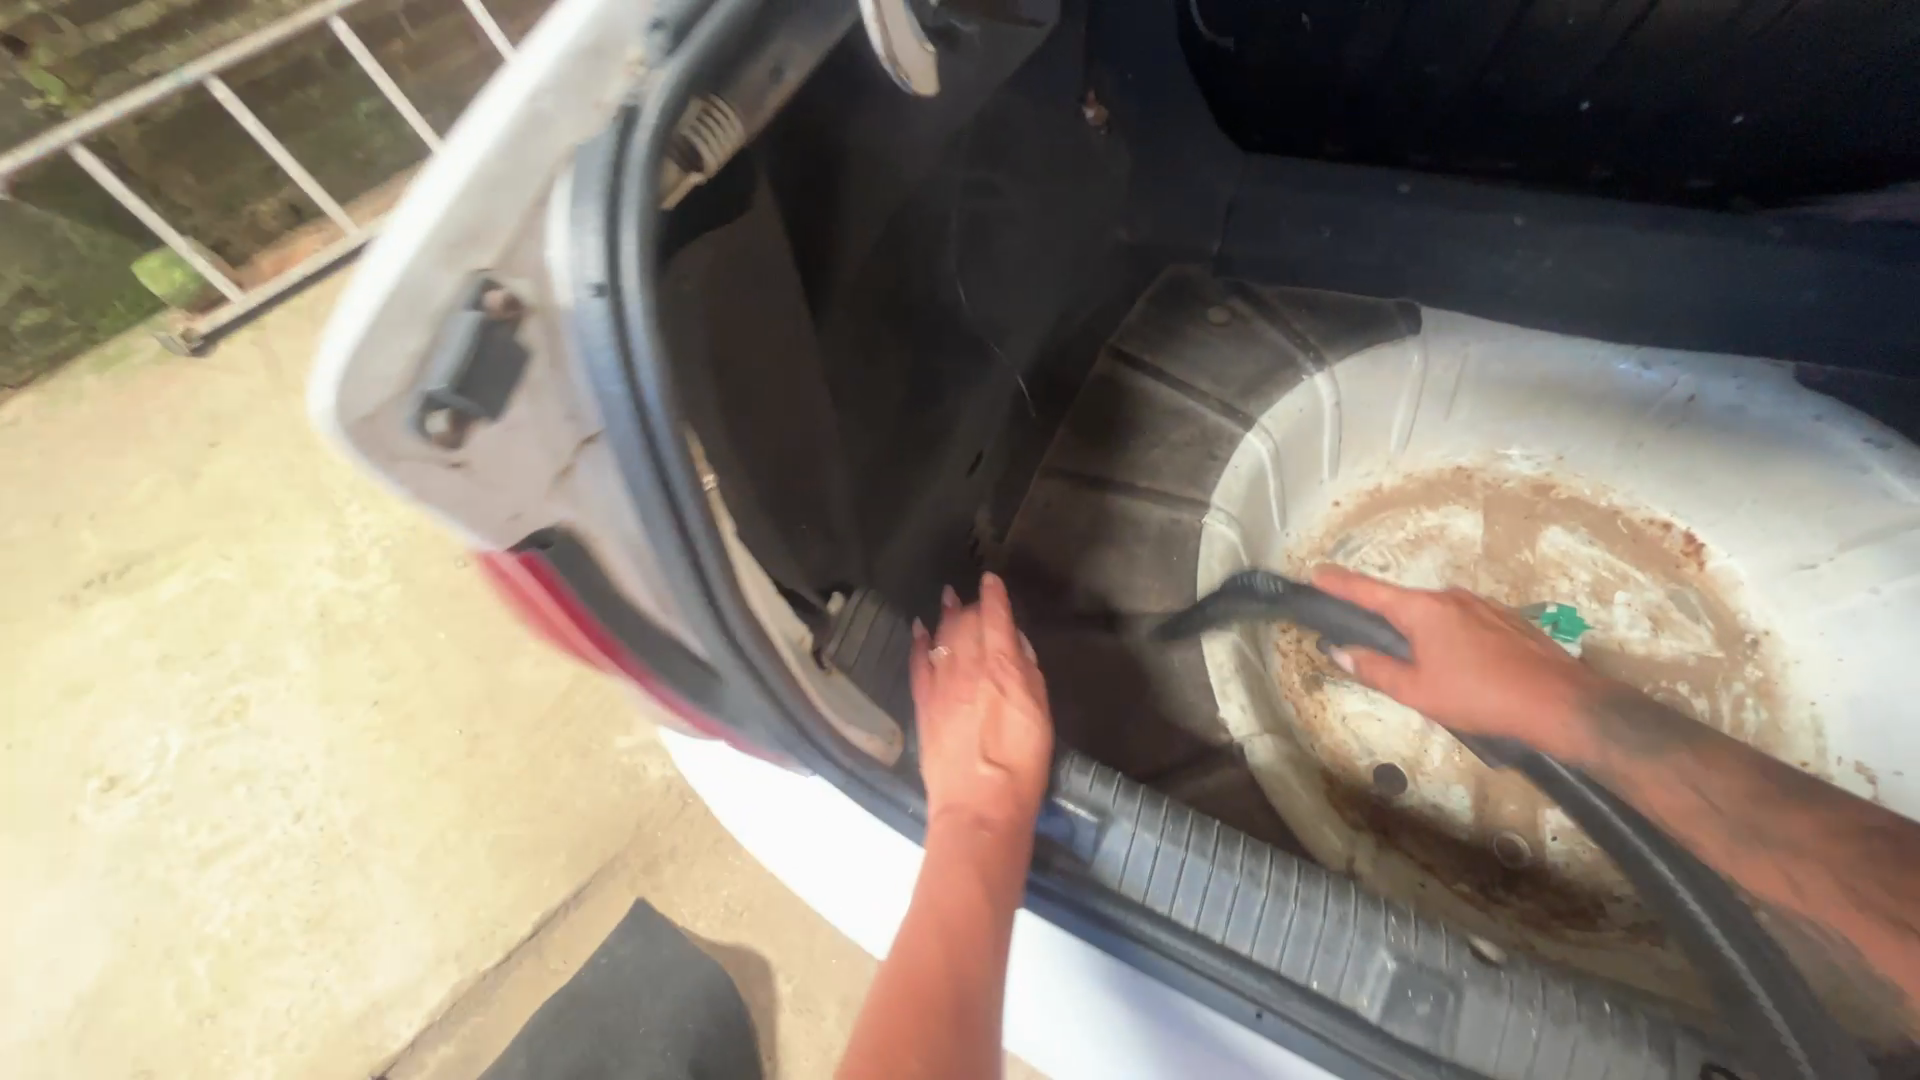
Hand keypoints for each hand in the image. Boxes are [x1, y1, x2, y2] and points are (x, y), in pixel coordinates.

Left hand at [908, 571, 1054, 836]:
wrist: (979, 807)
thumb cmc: (1022, 766)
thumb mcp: (1041, 715)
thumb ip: (1028, 674)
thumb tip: (1016, 644)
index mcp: (1003, 668)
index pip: (996, 618)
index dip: (994, 595)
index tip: (992, 579)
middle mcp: (969, 667)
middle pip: (966, 623)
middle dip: (971, 605)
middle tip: (973, 596)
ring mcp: (941, 684)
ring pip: (941, 637)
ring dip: (945, 614)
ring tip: (947, 597)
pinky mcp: (923, 704)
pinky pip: (918, 663)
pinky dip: (919, 642)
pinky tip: (920, 628)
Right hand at [1311, 565, 1605, 754]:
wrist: (1563, 704)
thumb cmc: (1481, 696)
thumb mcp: (1417, 691)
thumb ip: (1374, 669)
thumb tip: (1340, 651)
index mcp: (1422, 610)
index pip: (1368, 591)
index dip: (1339, 583)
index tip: (1316, 573)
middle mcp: (1450, 598)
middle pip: (1403, 606)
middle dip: (1386, 624)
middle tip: (1376, 651)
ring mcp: (1482, 606)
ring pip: (1436, 617)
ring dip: (1422, 636)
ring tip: (1428, 671)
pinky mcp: (1507, 620)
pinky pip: (1463, 624)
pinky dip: (1451, 640)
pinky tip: (1463, 670)